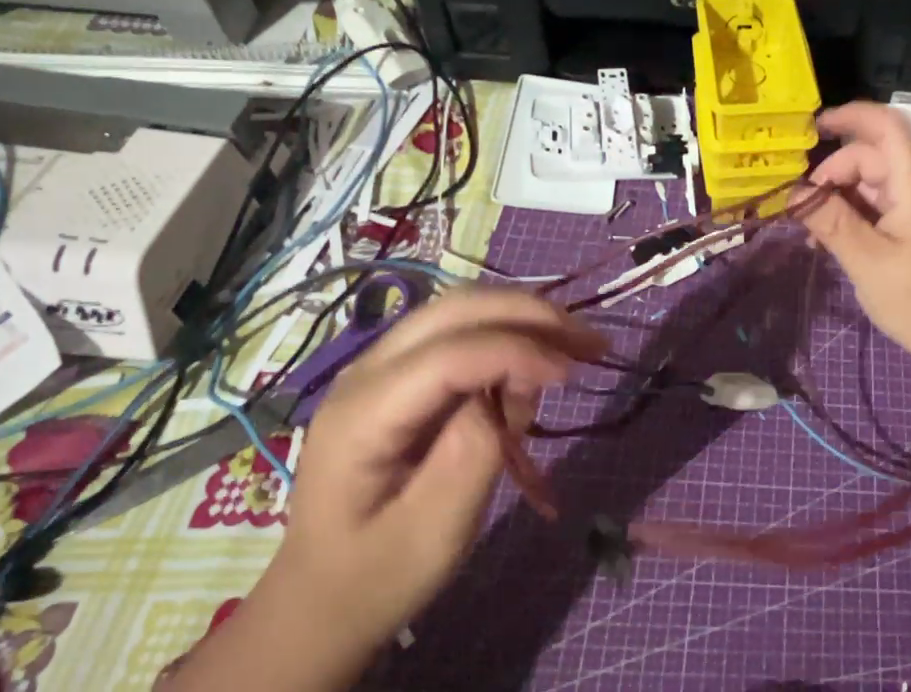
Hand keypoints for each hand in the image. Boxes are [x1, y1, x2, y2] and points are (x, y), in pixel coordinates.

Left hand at [270, 290, 603, 646]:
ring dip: (523, 319)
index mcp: (362, 414)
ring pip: (461, 311)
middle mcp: (366, 373)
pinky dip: (507, 337)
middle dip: (530, 314)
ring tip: (577, 348)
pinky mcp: (399, 379)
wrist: (320, 602)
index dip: (518, 351)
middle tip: (590, 342)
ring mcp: (379, 370)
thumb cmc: (377, 578)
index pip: (452, 352)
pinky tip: (536, 371)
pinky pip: (459, 335)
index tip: (574, 374)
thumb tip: (512, 390)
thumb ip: (474, 453)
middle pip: (457, 309)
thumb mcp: (434, 533)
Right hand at [798, 103, 910, 390]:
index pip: (887, 127)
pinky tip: (829, 241)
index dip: (851, 116)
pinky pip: (877, 206)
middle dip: (832, 173)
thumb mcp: (866, 261)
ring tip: (811, 233)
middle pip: (870, 157)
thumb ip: (830, 220)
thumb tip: (792, 191)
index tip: (812, 127)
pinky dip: (851, 214)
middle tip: (802, 209)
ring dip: (837, 197)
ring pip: (870, 183)